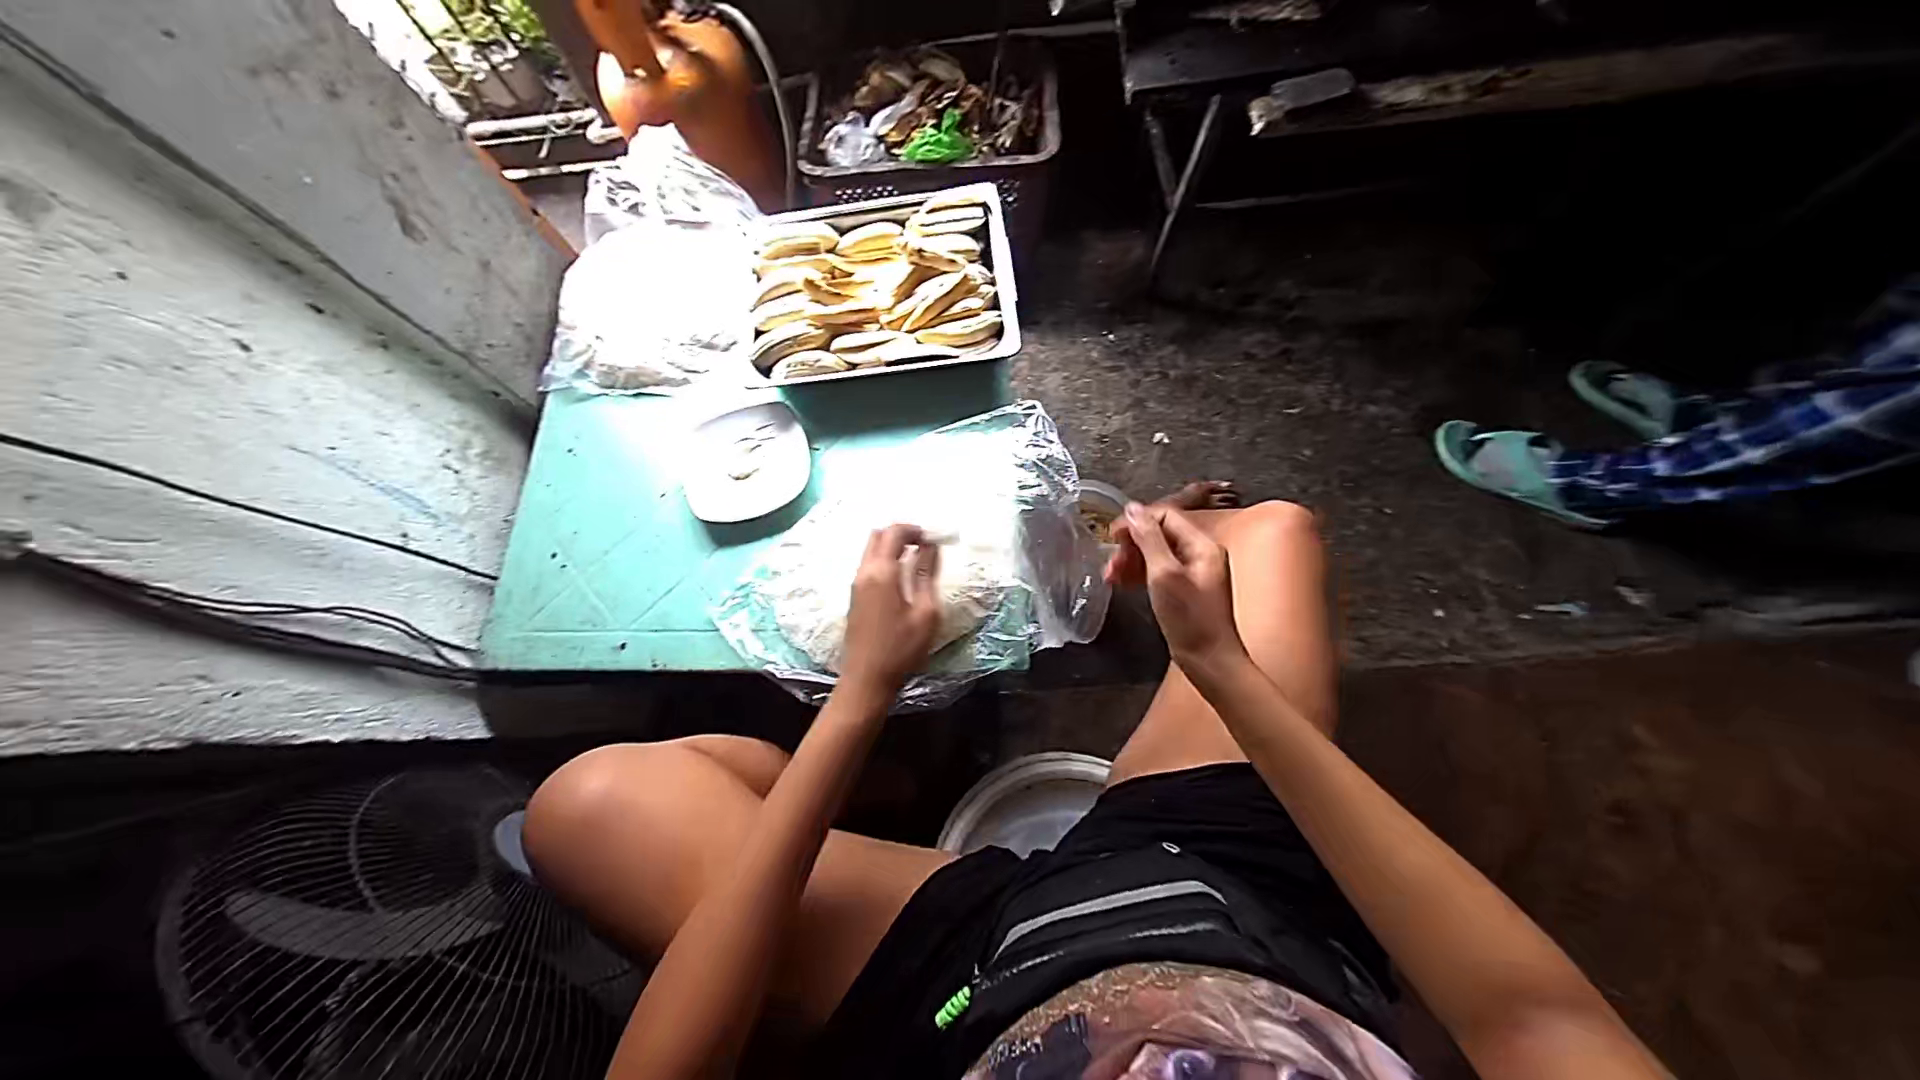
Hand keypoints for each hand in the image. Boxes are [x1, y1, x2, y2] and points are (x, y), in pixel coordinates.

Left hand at [838, 524, 943, 692]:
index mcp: (881, 572)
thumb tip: (930, 547)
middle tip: (924, 544)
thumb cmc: (901, 648)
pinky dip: (884, 561)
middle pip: (877, 536)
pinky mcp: (854, 598)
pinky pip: (868, 566)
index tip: (933, 537)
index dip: (915, 529)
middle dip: (900, 533)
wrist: (866, 679)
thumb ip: (926, 574)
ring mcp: (855, 585)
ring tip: (916, 560)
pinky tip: (901, 577)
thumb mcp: (925, 612)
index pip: (894, 533)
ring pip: (870, 551)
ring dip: (891, 547)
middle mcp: (864, 573)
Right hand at [1120, 503, 1247, 671]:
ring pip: (1155, 554)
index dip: (1136, 522)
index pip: (1165, 516)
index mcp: (1202, 545)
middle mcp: (1200, 554)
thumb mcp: (1164, 574)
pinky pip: (1158, 571)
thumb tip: (1132, 508)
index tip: (1111, 536)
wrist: (1209, 661)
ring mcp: (1193, 573)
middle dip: (1131, 545)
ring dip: (1131, 560)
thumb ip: (1148, 539)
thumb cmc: (1189, 619)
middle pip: (1159, 534)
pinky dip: (1139, 574)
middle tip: (1111, 563)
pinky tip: (1122, 583)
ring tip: (1110, 576)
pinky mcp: (1184, 590)